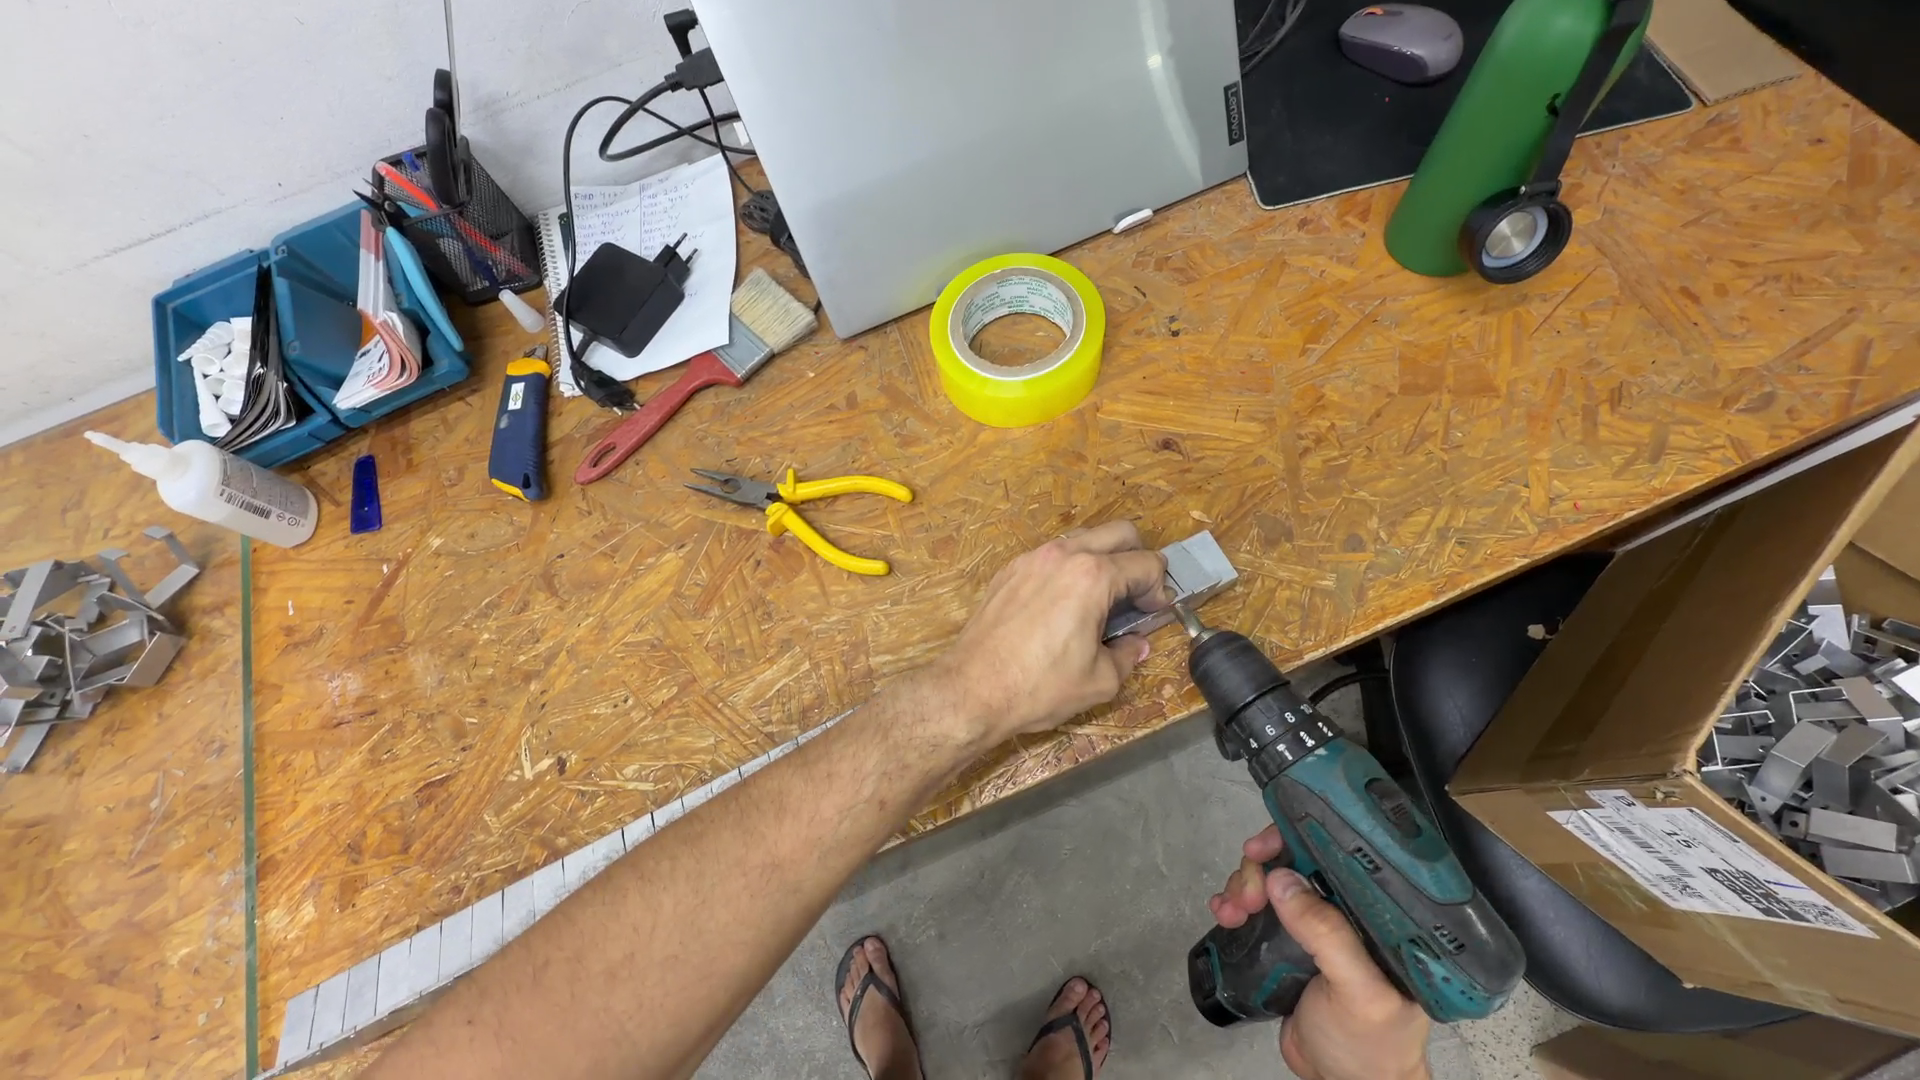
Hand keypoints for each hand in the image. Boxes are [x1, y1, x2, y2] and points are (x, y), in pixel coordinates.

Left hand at [929, 522, 1168, 744]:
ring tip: (1102, 598)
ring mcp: (1032, 558)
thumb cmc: (1038, 687)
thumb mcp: (1099, 681)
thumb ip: (1126, 655)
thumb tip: (1135, 645)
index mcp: (1092, 577)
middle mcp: (1063, 556)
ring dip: (1103, 558)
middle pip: (1119, 533)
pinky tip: (1065, 604)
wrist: (972, 689)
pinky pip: (1051, 555)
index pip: (1146, 564)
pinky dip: (1069, 568)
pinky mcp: (1010, 570)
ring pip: (1083, 538)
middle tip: (1137, 596)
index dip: (1160, 589)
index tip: (1155, 612)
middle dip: (1138, 559)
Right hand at [1209, 826, 1431, 1079]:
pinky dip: (1232, 904)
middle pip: (1292, 864)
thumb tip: (1281, 878)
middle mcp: (1342, 912)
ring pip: (1268, 883)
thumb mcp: (1358, 991)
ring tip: (1230, 914)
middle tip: (1244, 898)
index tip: (1261, 847)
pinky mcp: (1282, 944)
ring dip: (1240, 888)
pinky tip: (1222, 914)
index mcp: (1372, 915)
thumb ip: (1327, 935)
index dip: (1295, 842)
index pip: (1334, 858)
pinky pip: (1253, 909)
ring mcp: (1309, 928)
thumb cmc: (1370, 1042)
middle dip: (1259, 871)